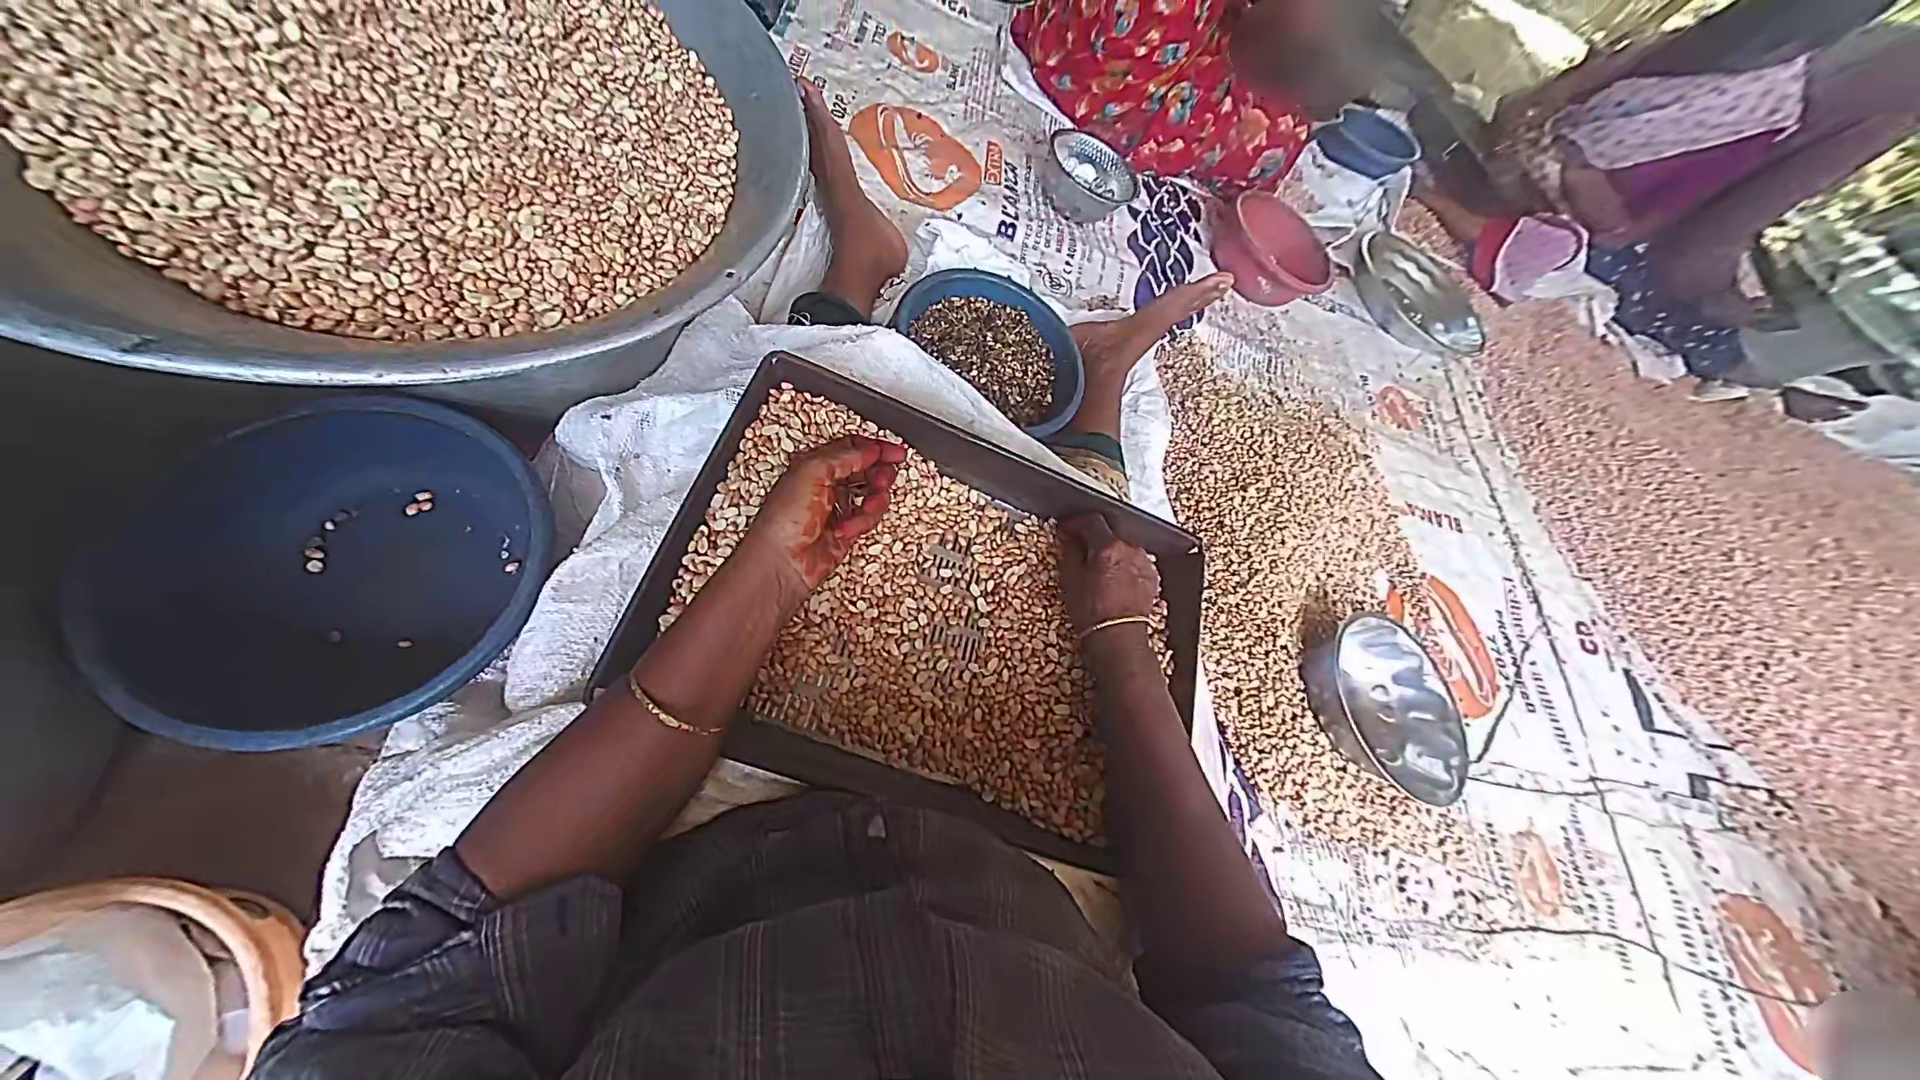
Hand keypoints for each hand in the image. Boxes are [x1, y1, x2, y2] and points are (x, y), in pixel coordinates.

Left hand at [738, 435, 904, 606]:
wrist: (782, 561)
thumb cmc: (784, 520)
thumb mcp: (812, 472)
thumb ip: (844, 456)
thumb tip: (870, 449)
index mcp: (816, 464)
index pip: (852, 448)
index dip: (875, 448)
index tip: (895, 451)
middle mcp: (828, 484)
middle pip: (867, 470)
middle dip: (880, 473)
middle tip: (885, 479)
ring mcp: (838, 508)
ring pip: (872, 495)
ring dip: (875, 500)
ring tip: (869, 506)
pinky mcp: (847, 530)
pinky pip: (868, 519)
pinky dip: (862, 522)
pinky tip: (846, 529)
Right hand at [1058, 513, 1159, 638]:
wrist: (1118, 636)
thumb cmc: (1092, 611)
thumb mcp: (1070, 578)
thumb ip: (1069, 551)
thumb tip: (1068, 536)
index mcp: (1108, 547)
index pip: (1092, 521)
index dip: (1076, 522)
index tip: (1067, 528)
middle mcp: (1130, 550)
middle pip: (1109, 534)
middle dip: (1093, 538)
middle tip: (1078, 549)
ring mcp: (1144, 563)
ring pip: (1123, 548)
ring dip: (1109, 552)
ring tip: (1096, 568)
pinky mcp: (1151, 577)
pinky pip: (1134, 562)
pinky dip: (1123, 565)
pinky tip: (1112, 579)